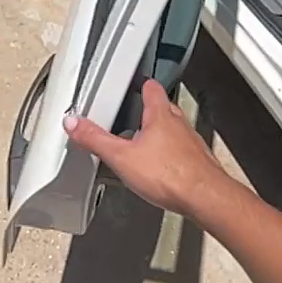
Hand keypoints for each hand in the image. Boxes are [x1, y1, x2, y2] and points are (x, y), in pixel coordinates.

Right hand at [64, 79, 247, 222]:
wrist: (206, 199)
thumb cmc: (171, 175)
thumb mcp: (122, 157)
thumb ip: (96, 140)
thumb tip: (75, 124)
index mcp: (160, 115)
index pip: (151, 88)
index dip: (141, 84)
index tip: (134, 84)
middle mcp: (179, 124)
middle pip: (163, 107)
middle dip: (149, 110)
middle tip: (135, 114)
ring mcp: (191, 143)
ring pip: (174, 129)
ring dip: (161, 133)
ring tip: (144, 144)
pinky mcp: (198, 162)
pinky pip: (183, 151)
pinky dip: (171, 155)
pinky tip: (162, 170)